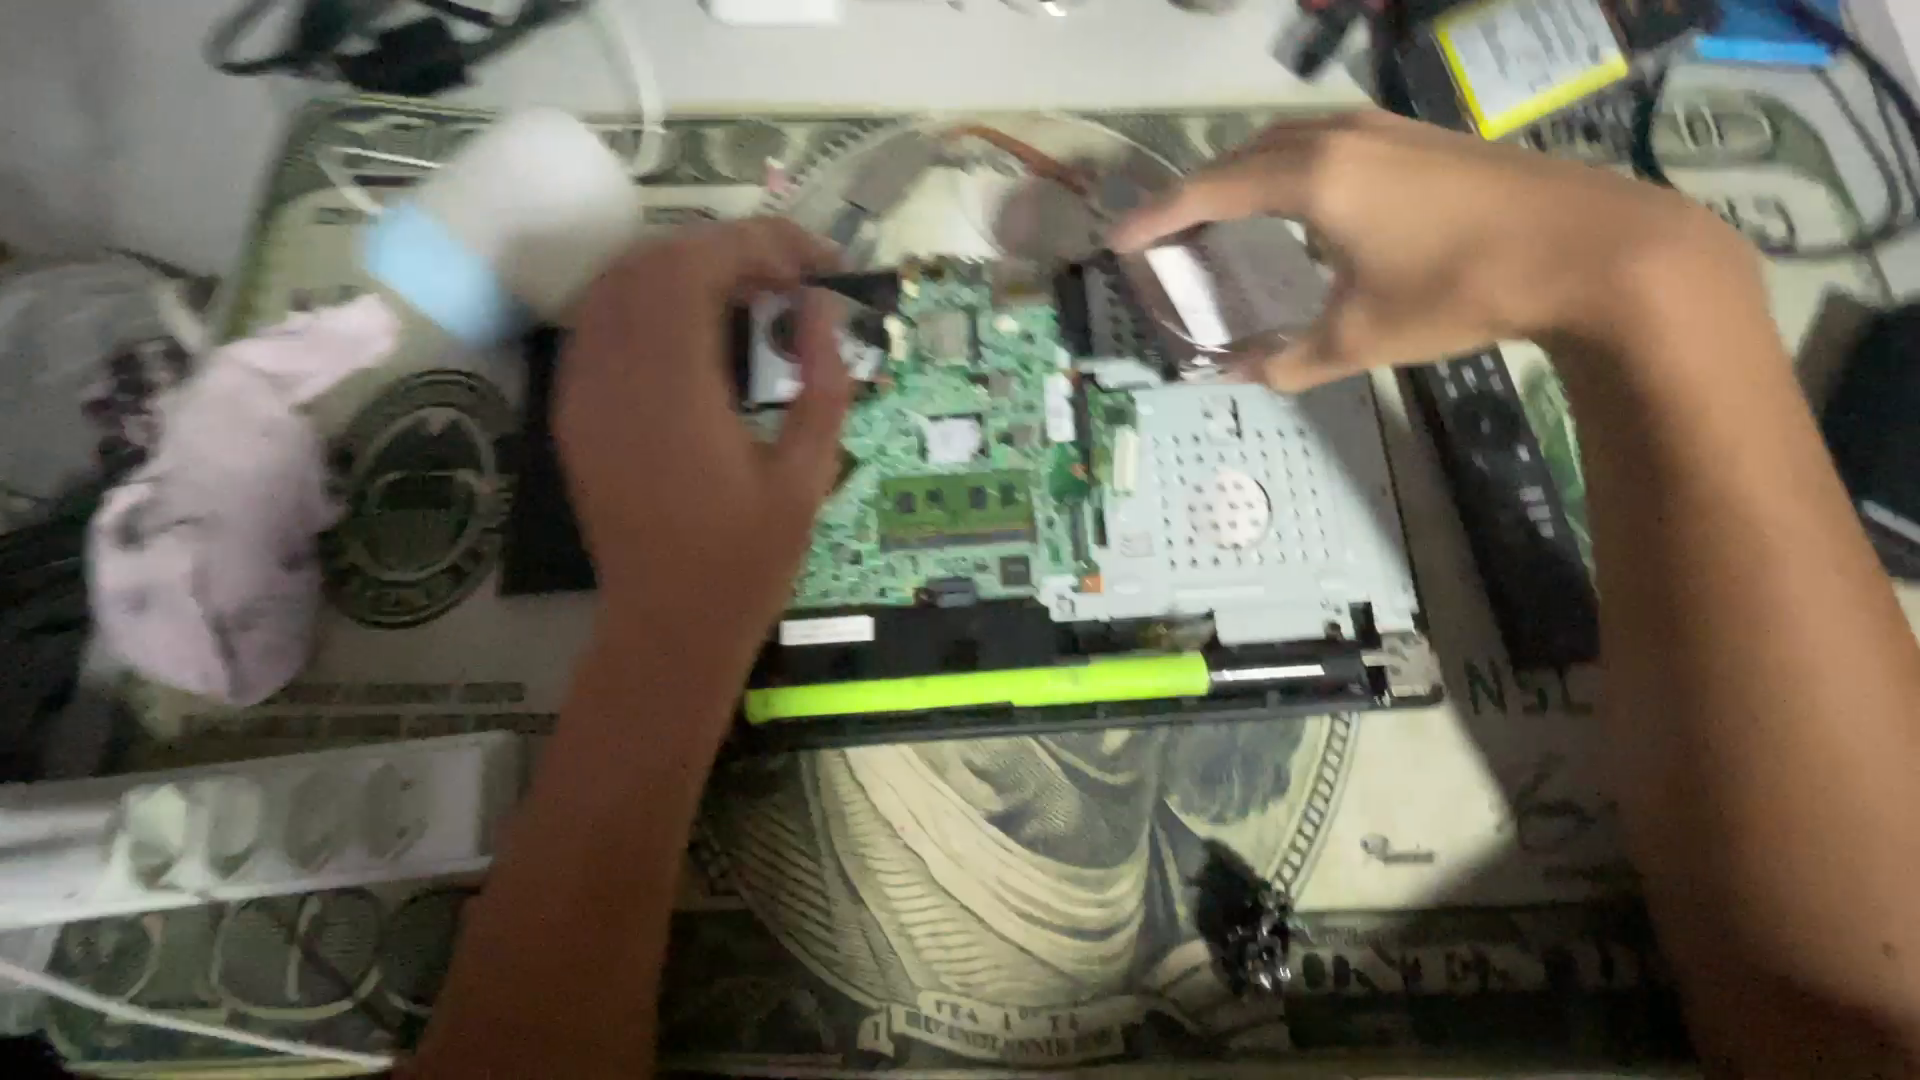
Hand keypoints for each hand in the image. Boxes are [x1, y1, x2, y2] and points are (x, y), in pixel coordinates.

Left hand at [555, 218, 848, 678]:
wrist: (668, 627)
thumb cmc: (748, 563)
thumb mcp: (808, 479)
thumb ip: (823, 385)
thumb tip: (824, 311)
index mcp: (675, 393)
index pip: (700, 267)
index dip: (762, 245)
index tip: (818, 267)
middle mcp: (615, 377)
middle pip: (656, 261)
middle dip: (731, 251)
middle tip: (793, 282)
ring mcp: (584, 392)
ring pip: (620, 283)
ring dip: (688, 270)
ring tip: (751, 297)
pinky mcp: (576, 411)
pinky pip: (602, 323)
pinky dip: (652, 302)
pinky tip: (699, 332)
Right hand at [1110, 111, 1757, 390]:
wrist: (1593, 249)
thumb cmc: (1460, 290)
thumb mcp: (1358, 339)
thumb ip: (1285, 360)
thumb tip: (1235, 375)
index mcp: (1311, 178)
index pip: (1208, 193)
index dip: (1156, 218)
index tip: (1117, 241)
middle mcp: (1336, 138)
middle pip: (1238, 157)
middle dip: (1192, 193)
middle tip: (1162, 233)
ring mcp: (1380, 129)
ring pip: (1281, 142)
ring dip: (1239, 176)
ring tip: (1214, 218)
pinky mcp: (1413, 137)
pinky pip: (1320, 143)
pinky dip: (1283, 170)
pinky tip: (1293, 206)